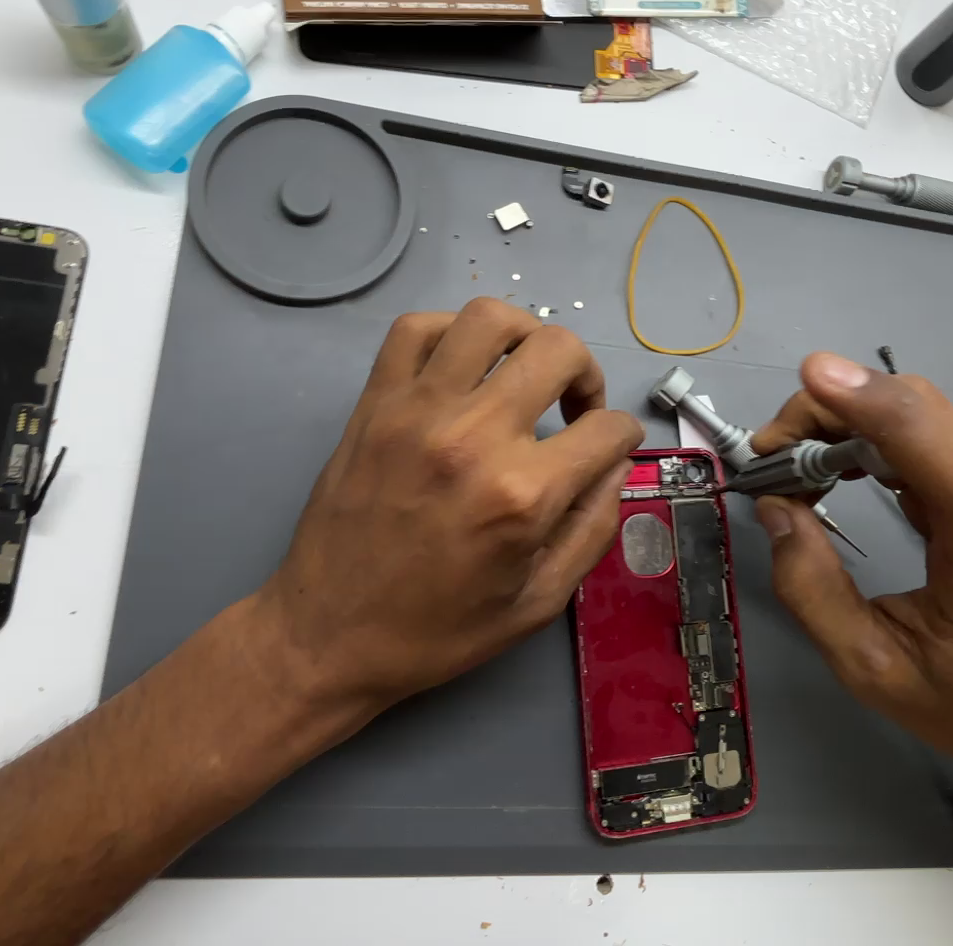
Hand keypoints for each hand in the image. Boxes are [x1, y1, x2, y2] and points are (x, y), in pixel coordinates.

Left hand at [256, 298, 643, 710]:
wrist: (329, 634)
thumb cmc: (439, 629)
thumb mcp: (540, 602)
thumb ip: (593, 528)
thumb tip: (616, 462)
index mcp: (523, 495)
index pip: (606, 430)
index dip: (623, 436)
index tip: (610, 447)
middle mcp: (474, 436)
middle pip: (558, 350)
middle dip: (586, 375)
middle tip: (573, 410)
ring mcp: (416, 410)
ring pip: (488, 319)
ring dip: (525, 336)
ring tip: (522, 374)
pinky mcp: (374, 403)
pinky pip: (415, 329)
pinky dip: (451, 332)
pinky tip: (462, 368)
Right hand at [750, 353, 952, 791]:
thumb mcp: (864, 667)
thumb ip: (811, 589)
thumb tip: (777, 506)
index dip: (889, 415)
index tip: (817, 377)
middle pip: (931, 421)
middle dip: (840, 409)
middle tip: (770, 447)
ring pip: (926, 420)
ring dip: (848, 420)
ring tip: (788, 458)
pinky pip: (927, 442)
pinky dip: (868, 437)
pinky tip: (829, 465)